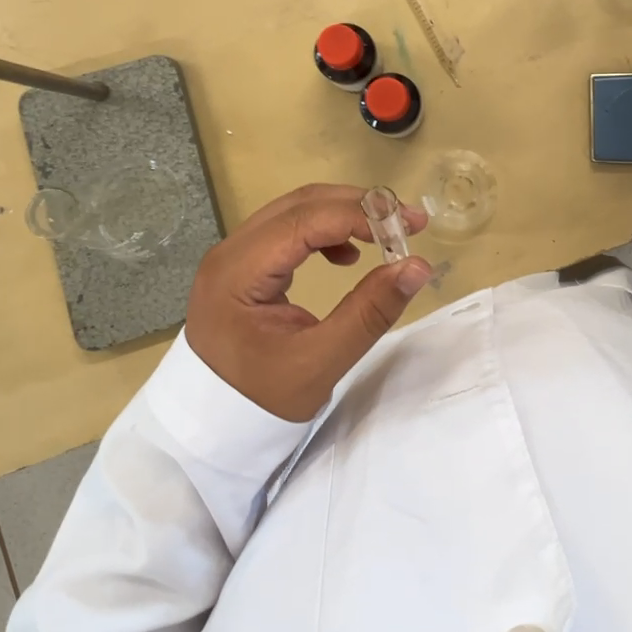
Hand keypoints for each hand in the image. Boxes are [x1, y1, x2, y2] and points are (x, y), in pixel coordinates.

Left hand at [184, 183, 432, 421]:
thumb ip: (369, 312)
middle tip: (408, 223)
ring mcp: (234, 256)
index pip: (306, 220)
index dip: (361, 215)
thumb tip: (417, 266)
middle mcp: (231, 252)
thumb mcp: (320, 363)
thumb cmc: (262, 400)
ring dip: (345, 215)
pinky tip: (349, 256)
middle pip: (301, 204)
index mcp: (238, 272)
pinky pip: (289, 230)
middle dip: (359, 207)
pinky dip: (326, 232)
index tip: (411, 227)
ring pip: (297, 212)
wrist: (213, 427)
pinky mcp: (244, 266)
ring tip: (387, 235)